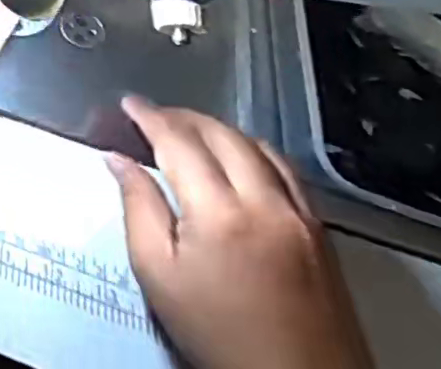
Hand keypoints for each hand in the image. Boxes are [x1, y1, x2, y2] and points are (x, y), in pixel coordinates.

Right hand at [107, 97, 372, 368]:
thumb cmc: (218, 337)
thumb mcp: (159, 278)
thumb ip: (137, 208)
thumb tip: (119, 159)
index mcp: (219, 212)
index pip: (178, 142)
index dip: (149, 117)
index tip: (129, 103)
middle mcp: (264, 201)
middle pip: (219, 133)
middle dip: (182, 117)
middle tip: (154, 116)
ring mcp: (299, 213)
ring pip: (255, 144)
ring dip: (218, 129)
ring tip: (190, 131)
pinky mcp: (320, 229)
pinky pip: (285, 168)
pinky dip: (253, 149)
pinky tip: (238, 157)